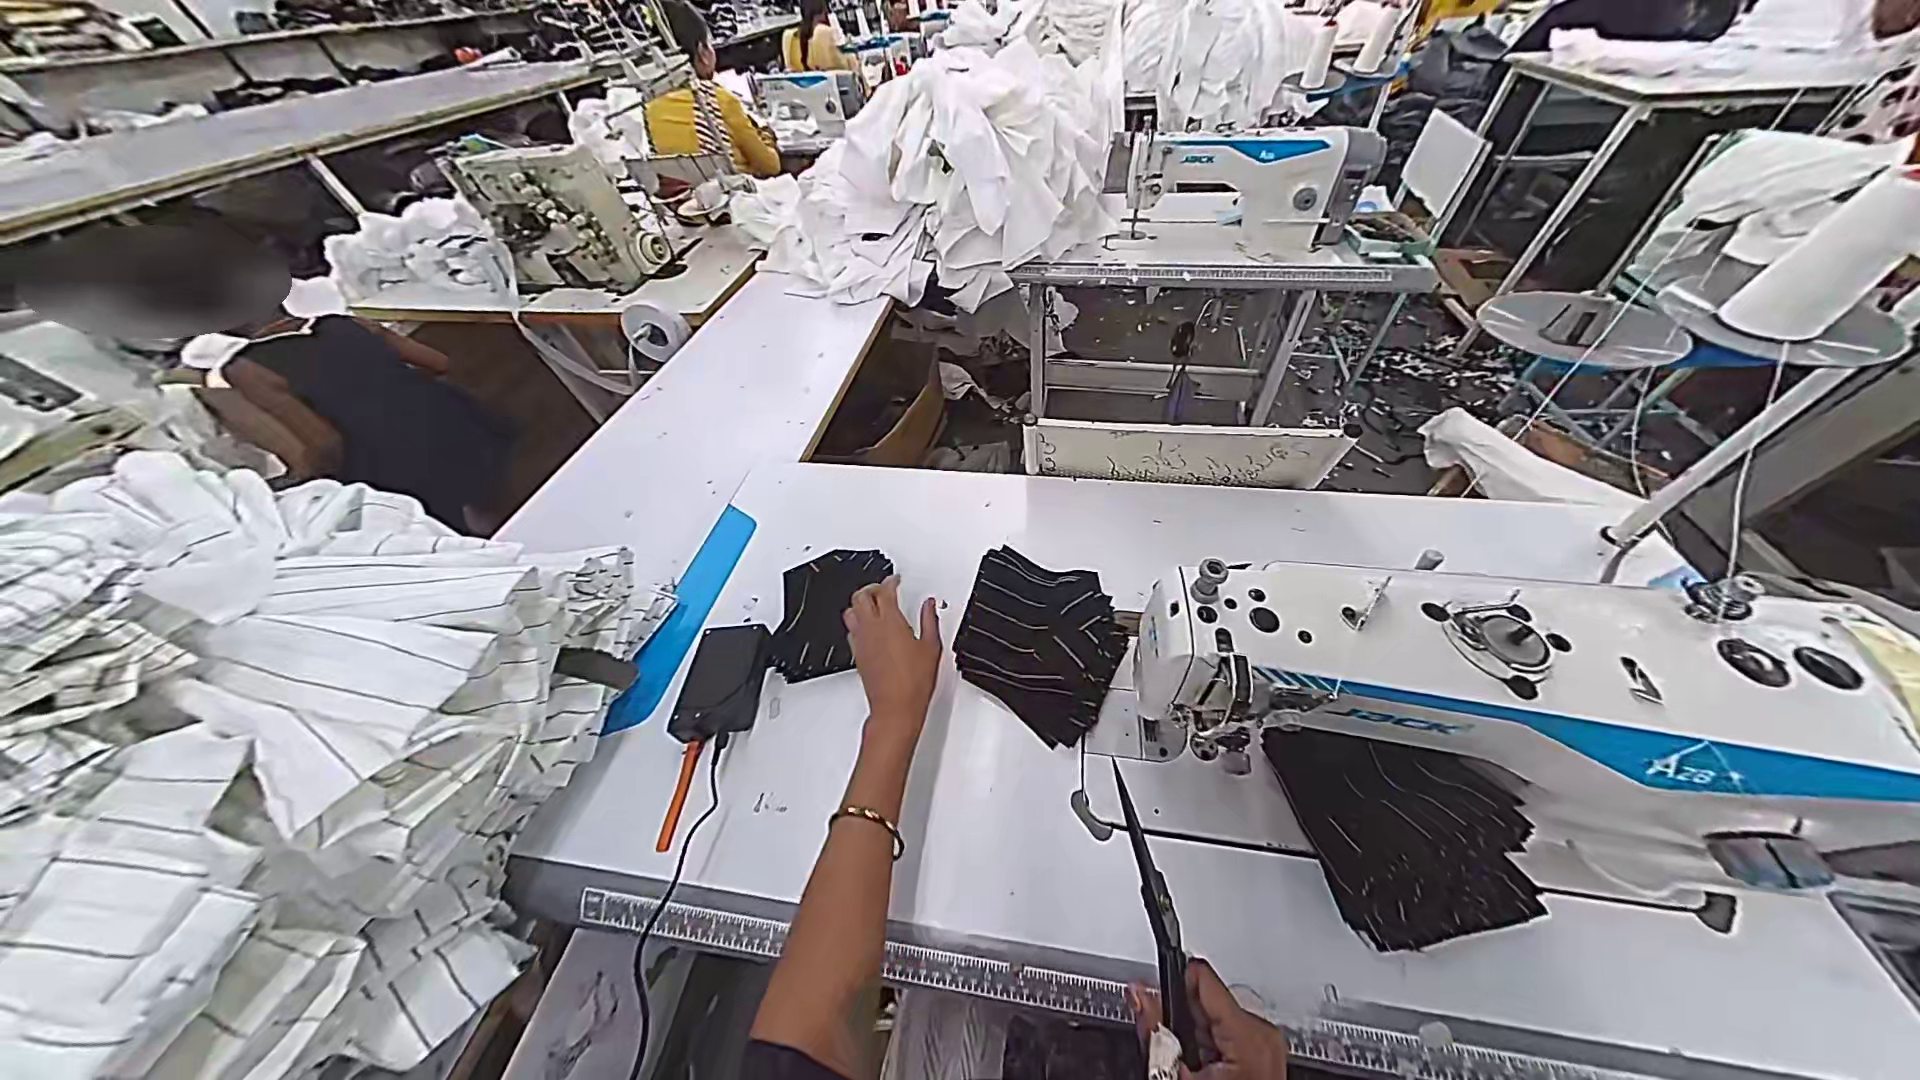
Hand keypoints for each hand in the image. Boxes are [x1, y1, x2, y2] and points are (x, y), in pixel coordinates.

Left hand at [843, 576, 940, 742]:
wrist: (896, 708)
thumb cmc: (914, 682)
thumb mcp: (931, 647)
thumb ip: (929, 620)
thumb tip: (929, 605)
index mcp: (891, 622)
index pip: (885, 591)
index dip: (890, 581)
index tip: (896, 580)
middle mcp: (871, 629)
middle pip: (861, 596)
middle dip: (872, 588)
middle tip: (883, 589)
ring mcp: (861, 641)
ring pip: (850, 611)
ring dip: (860, 603)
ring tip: (872, 603)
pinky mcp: (856, 654)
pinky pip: (850, 630)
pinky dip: (857, 622)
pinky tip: (868, 627)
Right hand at [1130, 959, 1287, 1079]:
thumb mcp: (1174, 1076)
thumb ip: (1155, 1028)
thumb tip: (1138, 992)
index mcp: (1248, 1034)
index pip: (1198, 973)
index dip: (1172, 990)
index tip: (1162, 1008)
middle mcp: (1263, 1034)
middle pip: (1203, 996)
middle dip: (1185, 1020)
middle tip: (1182, 1054)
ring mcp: (1267, 1044)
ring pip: (1213, 1014)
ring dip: (1196, 1035)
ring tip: (1197, 1068)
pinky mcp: (1264, 1052)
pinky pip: (1226, 1030)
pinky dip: (1210, 1046)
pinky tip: (1208, 1071)